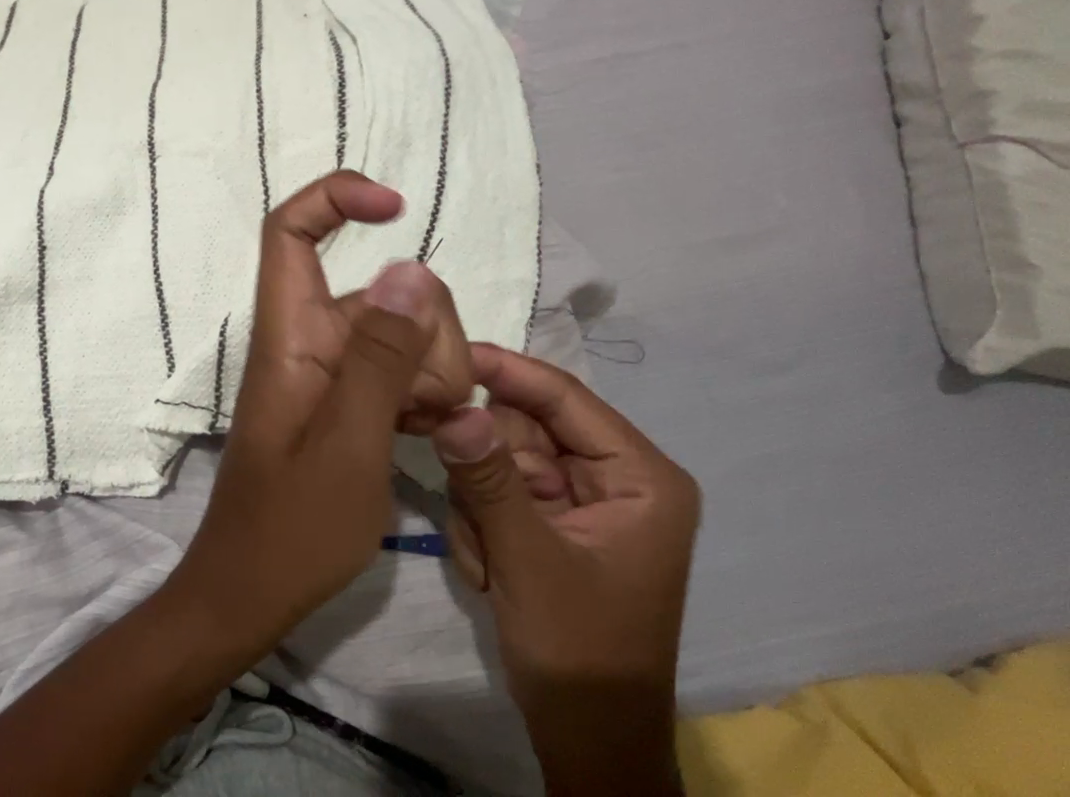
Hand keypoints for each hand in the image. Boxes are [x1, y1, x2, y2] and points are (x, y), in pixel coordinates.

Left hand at [162, 170, 473, 652]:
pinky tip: (428, 433)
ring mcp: (327, 374)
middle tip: (430, 402)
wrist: (252, 590)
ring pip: (402, 333)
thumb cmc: (294, 526)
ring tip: (428, 427)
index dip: (337, 197)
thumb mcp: (352, 441)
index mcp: (289, 335)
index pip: (289, 231)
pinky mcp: (345, 406)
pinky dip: (423, 392)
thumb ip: (382, 355)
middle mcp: (305, 341)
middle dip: (427, 330)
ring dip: (433, 370)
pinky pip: (398, 372)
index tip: (398, 207)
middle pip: (380, 288)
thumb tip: (407, 267)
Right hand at [433, 344, 699, 795]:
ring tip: (489, 560)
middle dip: (486, 464)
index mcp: (640, 477)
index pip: (565, 398)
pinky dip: (482, 526)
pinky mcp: (552, 526)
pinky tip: (491, 571)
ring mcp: (580, 503)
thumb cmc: (578, 645)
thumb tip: (453, 407)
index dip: (506, 372)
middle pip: (525, 430)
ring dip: (479, 505)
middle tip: (457, 494)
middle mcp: (614, 479)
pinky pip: (498, 495)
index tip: (444, 351)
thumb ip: (487, 479)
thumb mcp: (527, 557)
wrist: (586, 732)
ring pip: (501, 461)